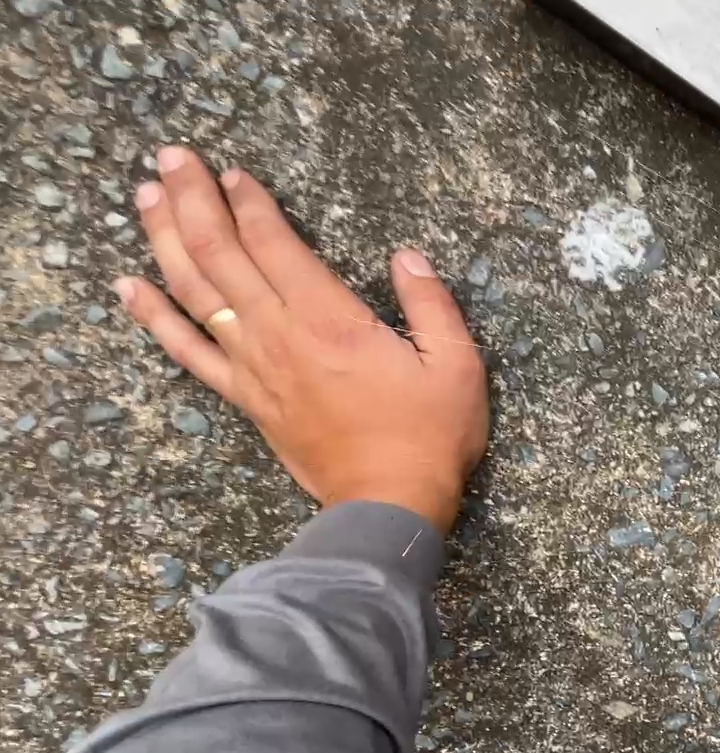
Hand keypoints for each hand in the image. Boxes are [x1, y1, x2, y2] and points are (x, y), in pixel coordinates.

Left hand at [113, 145, 487, 532]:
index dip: (253, 205)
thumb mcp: (459, 366)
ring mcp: (255, 366)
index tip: (236, 173)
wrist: (393, 496)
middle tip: (174, 158)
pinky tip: (129, 286)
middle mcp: (280, 334)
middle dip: (195, 200)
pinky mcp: (246, 397)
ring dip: (164, 237)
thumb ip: (432, 307)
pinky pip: (186, 351)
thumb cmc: (434, 433)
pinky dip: (152, 316)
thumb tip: (407, 257)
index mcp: (334, 321)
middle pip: (221, 255)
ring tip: (148, 196)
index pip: (277, 246)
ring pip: (194, 290)